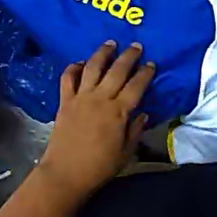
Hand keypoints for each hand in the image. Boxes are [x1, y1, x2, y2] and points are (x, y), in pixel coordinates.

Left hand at [35, 41, 152, 199]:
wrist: (66, 173)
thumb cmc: (100, 166)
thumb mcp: (126, 152)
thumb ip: (135, 130)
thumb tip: (143, 113)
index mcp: (118, 111)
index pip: (136, 86)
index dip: (145, 73)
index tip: (152, 63)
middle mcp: (100, 98)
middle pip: (117, 70)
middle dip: (128, 56)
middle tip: (136, 46)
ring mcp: (80, 97)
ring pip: (92, 67)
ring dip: (102, 53)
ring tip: (110, 43)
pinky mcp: (65, 101)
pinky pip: (68, 78)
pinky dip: (73, 67)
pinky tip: (80, 62)